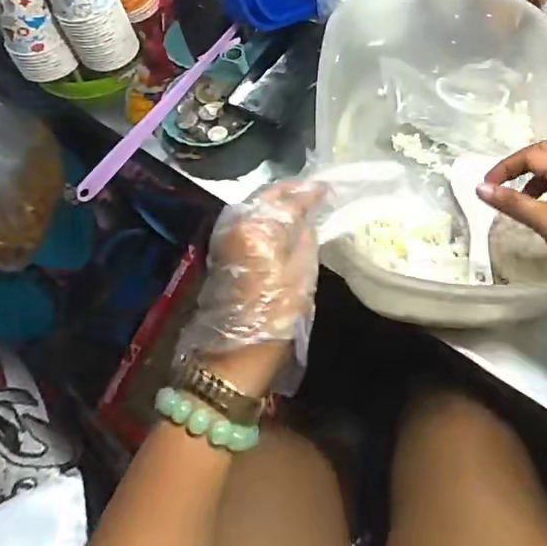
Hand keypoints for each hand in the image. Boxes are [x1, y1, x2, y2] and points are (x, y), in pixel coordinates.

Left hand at [173, 180, 323, 395]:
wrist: (231, 357)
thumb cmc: (273, 316)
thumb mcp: (301, 275)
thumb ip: (305, 238)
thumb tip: (308, 218)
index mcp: (258, 228)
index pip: (288, 199)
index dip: (310, 192)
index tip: (326, 188)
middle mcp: (236, 225)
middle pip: (266, 196)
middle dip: (290, 191)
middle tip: (313, 190)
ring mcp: (224, 237)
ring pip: (254, 206)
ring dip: (275, 201)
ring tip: (299, 202)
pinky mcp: (220, 251)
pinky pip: (246, 220)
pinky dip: (263, 215)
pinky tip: (279, 220)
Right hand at [475, 141, 546, 291]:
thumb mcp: (545, 221)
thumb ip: (512, 203)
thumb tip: (480, 188)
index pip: (528, 155)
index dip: (504, 168)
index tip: (486, 186)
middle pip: (546, 151)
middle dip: (521, 164)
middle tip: (504, 183)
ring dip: (537, 176)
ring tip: (524, 200)